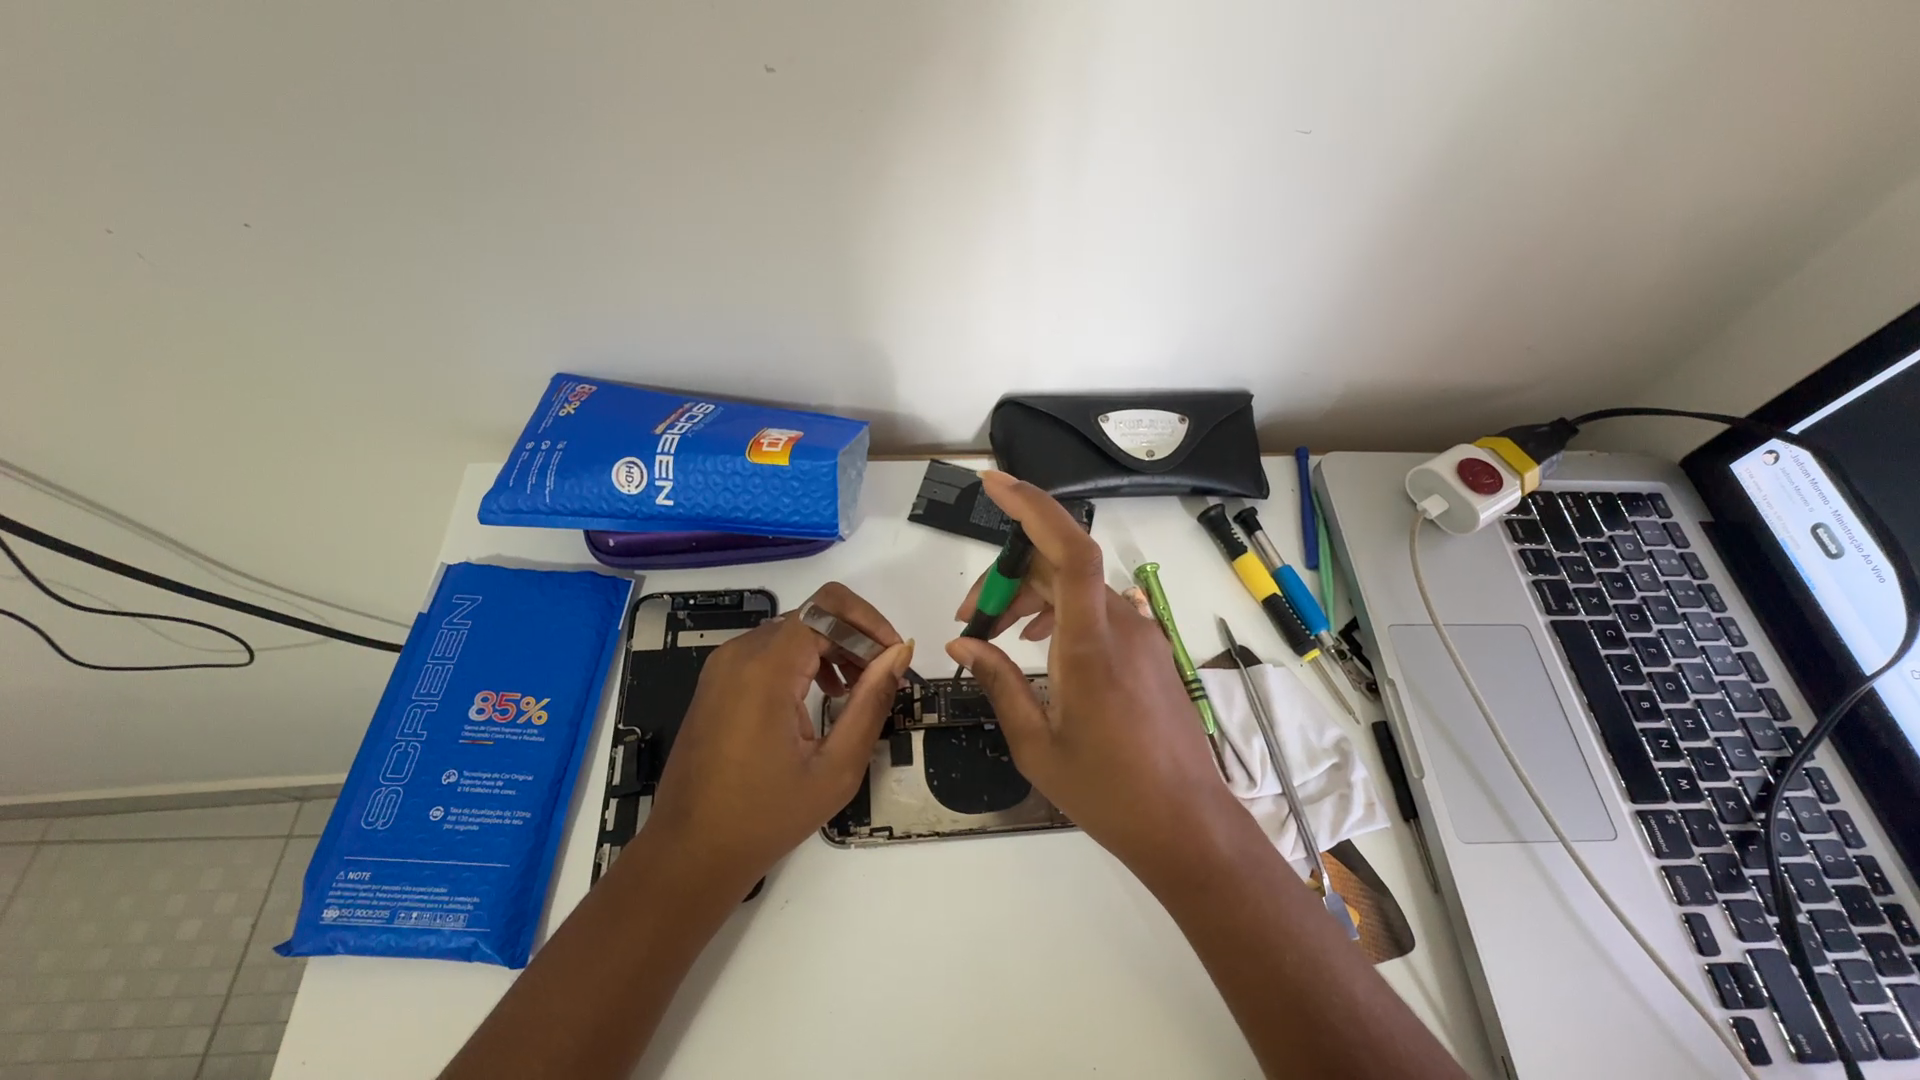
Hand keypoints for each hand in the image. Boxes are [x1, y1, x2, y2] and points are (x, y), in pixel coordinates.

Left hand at [643, 582, 911, 890]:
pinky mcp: (717, 684)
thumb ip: (871, 702)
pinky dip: (803, 663)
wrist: (690, 852)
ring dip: (831, 651)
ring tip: (854, 694)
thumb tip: (899, 653)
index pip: (827, 606)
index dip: (869, 622)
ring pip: (791, 632)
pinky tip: (820, 700)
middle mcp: (739, 654)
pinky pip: (768, 653)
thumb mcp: (835, 767)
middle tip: (880, 681)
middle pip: (810, 616)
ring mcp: (722, 668)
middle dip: (854, 639)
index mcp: (766, 669)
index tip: (894, 658)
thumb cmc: (765, 816)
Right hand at [947, 473, 1243, 873]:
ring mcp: (1142, 637)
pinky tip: (1041, 647)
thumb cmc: (1107, 791)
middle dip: (1007, 579)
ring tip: (999, 639)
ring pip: (1079, 590)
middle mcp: (1121, 626)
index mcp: (1090, 643)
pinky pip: (1100, 613)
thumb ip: (999, 682)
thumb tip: (963, 645)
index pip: (1068, 548)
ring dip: (1033, 599)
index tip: (993, 483)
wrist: (1186, 824)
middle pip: (1061, 567)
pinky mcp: (1151, 653)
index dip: (1031, 506)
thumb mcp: (1037, 743)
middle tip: (969, 621)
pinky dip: (1063, 615)